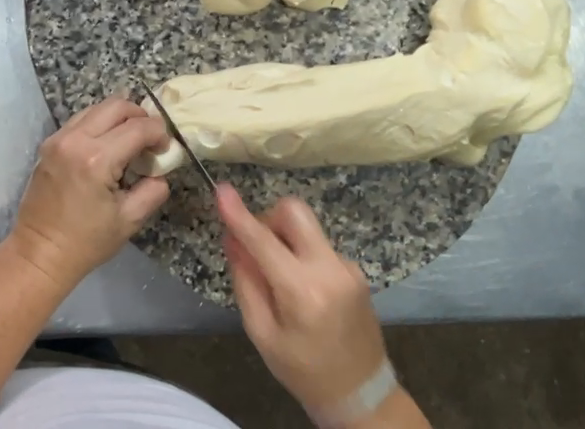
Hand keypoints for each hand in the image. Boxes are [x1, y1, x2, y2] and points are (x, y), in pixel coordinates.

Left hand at [6, 98, 170, 287]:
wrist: (41, 251)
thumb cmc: (87, 241)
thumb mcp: (130, 220)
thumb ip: (152, 189)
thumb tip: (160, 169)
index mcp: (96, 159)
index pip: (137, 128)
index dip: (158, 132)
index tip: (167, 147)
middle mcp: (75, 140)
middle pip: (115, 106)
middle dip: (139, 115)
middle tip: (152, 137)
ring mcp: (58, 138)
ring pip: (95, 108)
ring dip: (118, 117)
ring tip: (131, 140)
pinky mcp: (49, 144)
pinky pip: (79, 120)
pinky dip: (98, 123)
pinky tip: (108, 144)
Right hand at [217, 183, 387, 412]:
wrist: (363, 395)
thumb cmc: (303, 371)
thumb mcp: (262, 333)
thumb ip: (245, 281)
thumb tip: (232, 238)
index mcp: (303, 291)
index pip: (263, 240)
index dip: (238, 213)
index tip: (221, 189)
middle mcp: (330, 270)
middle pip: (294, 212)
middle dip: (268, 218)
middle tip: (257, 248)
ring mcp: (347, 268)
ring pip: (305, 227)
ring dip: (284, 238)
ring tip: (278, 278)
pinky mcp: (354, 271)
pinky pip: (317, 244)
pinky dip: (300, 253)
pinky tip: (300, 287)